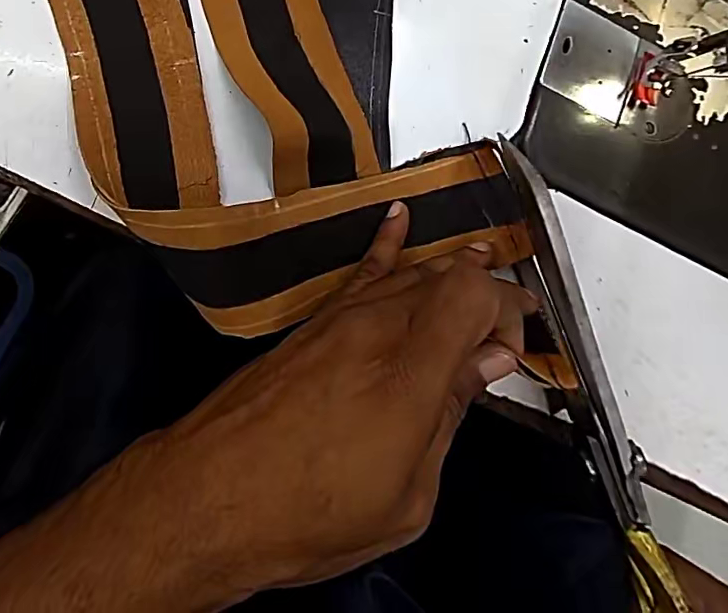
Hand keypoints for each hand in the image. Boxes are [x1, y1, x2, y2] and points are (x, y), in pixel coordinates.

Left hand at [0, 202, 535, 611]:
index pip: (476, 299)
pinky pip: (361, 270)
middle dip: (488, 293)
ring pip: (412, 272)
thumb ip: (450, 416)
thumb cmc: (309, 508)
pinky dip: (385, 242)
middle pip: (449, 280)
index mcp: (410, 370)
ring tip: (483, 257)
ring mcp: (344, 317)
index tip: (515, 345)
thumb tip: (484, 365)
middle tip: (512, 313)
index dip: (506, 312)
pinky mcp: (318, 321)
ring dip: (452, 267)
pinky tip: (399, 219)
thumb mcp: (407, 493)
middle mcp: (378, 327)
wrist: (212, 492)